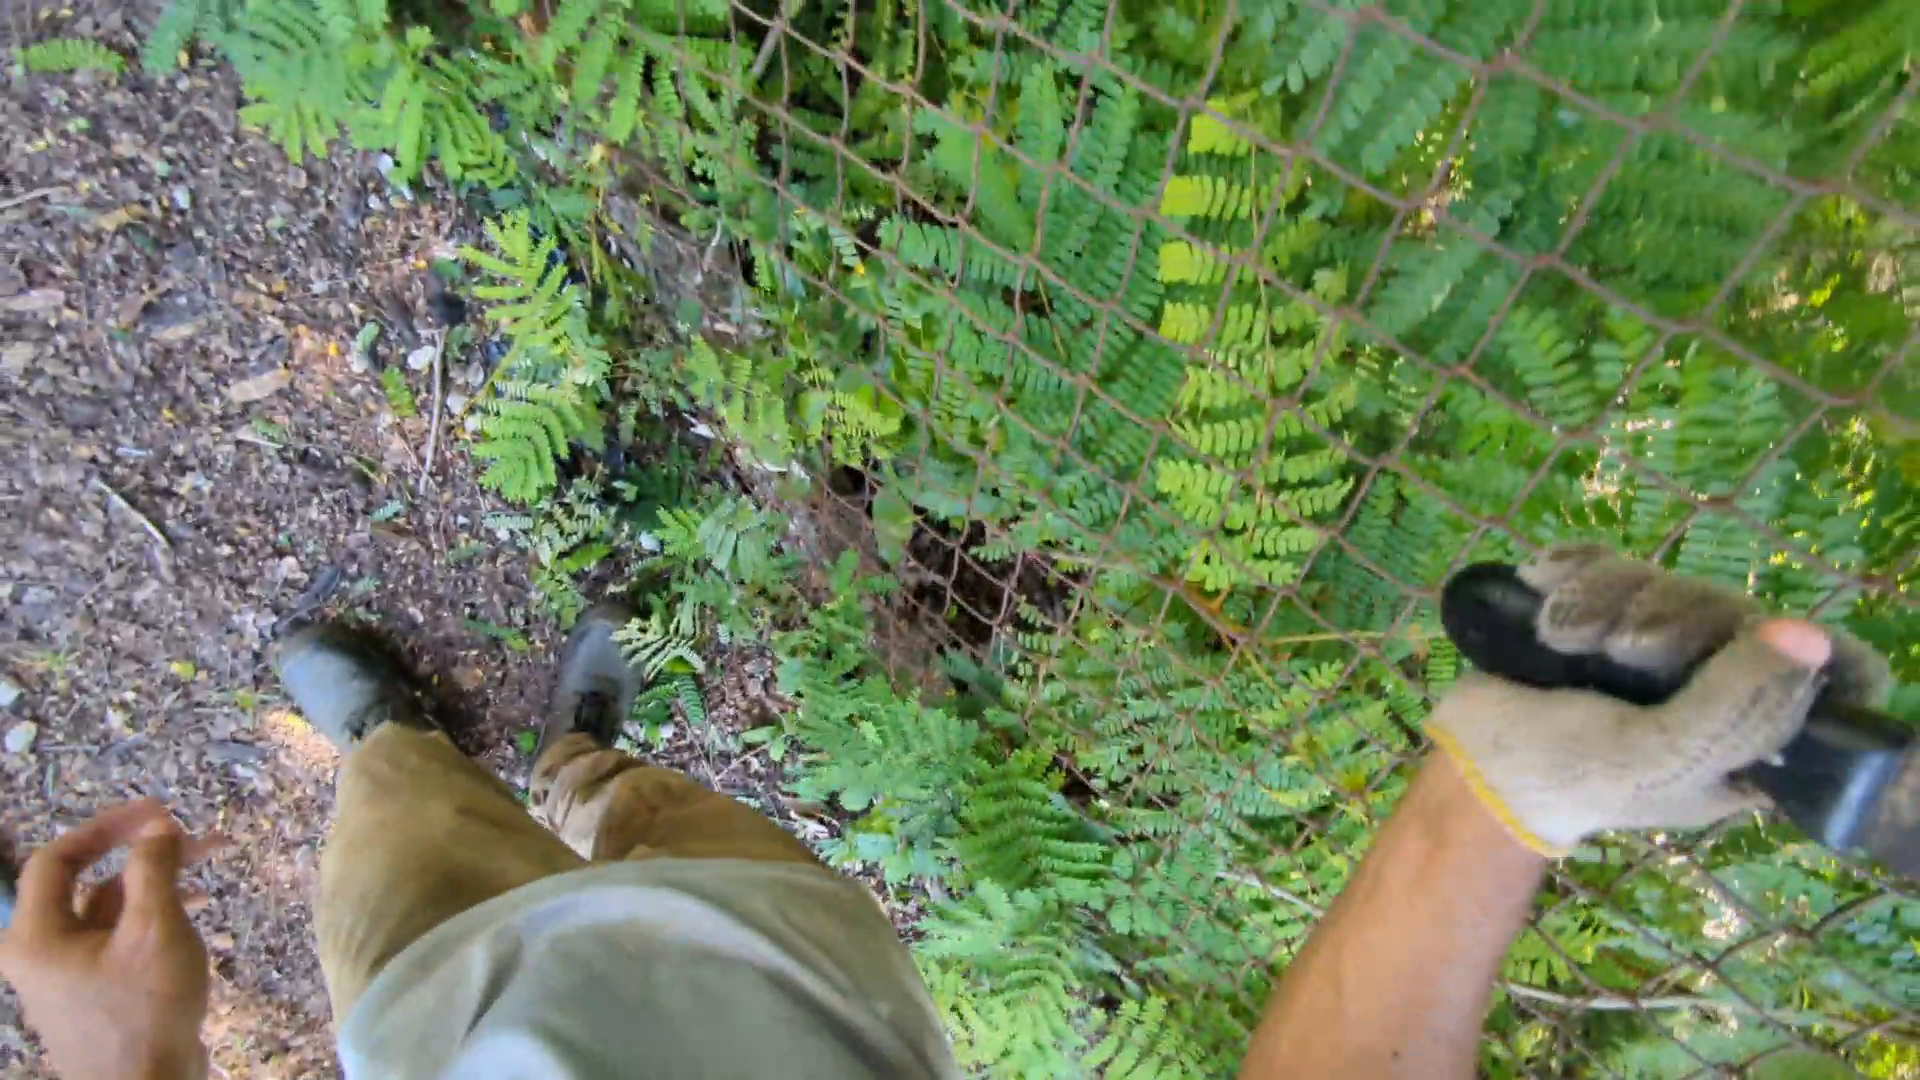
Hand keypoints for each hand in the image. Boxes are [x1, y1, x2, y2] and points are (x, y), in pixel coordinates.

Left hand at [0, 800, 222, 1079]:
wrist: (144, 1076)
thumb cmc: (144, 1001)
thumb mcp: (156, 928)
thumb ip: (154, 871)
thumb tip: (157, 824)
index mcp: (36, 935)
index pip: (55, 860)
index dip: (106, 827)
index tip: (160, 809)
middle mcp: (40, 947)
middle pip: (86, 878)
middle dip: (143, 848)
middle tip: (193, 829)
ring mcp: (68, 965)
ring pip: (110, 900)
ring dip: (159, 872)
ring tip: (213, 856)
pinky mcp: (95, 978)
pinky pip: (121, 924)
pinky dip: (158, 902)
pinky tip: (199, 900)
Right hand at [1426, 547, 1890, 854]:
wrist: (1470, 755)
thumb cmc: (1567, 774)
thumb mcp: (1659, 756)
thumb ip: (1734, 707)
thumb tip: (1804, 637)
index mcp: (1756, 734)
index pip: (1825, 668)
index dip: (1786, 644)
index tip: (1732, 640)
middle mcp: (1711, 682)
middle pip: (1724, 608)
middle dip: (1658, 616)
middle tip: (1611, 649)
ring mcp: (1646, 645)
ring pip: (1658, 581)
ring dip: (1600, 595)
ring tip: (1554, 630)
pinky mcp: (1591, 615)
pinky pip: (1604, 565)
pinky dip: (1573, 566)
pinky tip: (1543, 577)